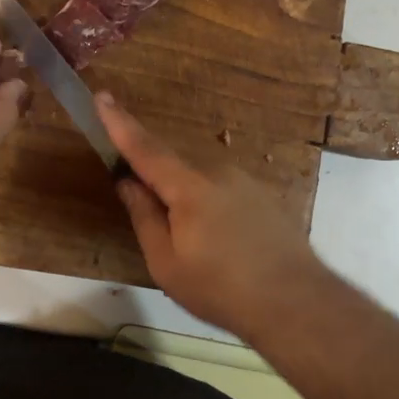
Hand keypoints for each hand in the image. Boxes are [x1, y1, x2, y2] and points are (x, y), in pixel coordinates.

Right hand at [97, 93, 331, 333]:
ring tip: (196, 253)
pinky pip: (222, 192)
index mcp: (189, 186)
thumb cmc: (221, 288)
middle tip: (155, 227)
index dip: (119, 124)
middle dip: (155, 184)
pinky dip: (210, 210)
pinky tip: (222, 249)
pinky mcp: (264, 197)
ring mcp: (246, 182)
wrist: (297, 302)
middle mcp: (219, 172)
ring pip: (199, 181)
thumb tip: (127, 182)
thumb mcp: (166, 263)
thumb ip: (144, 217)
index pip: (145, 148)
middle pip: (173, 167)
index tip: (102, 96)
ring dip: (186, 203)